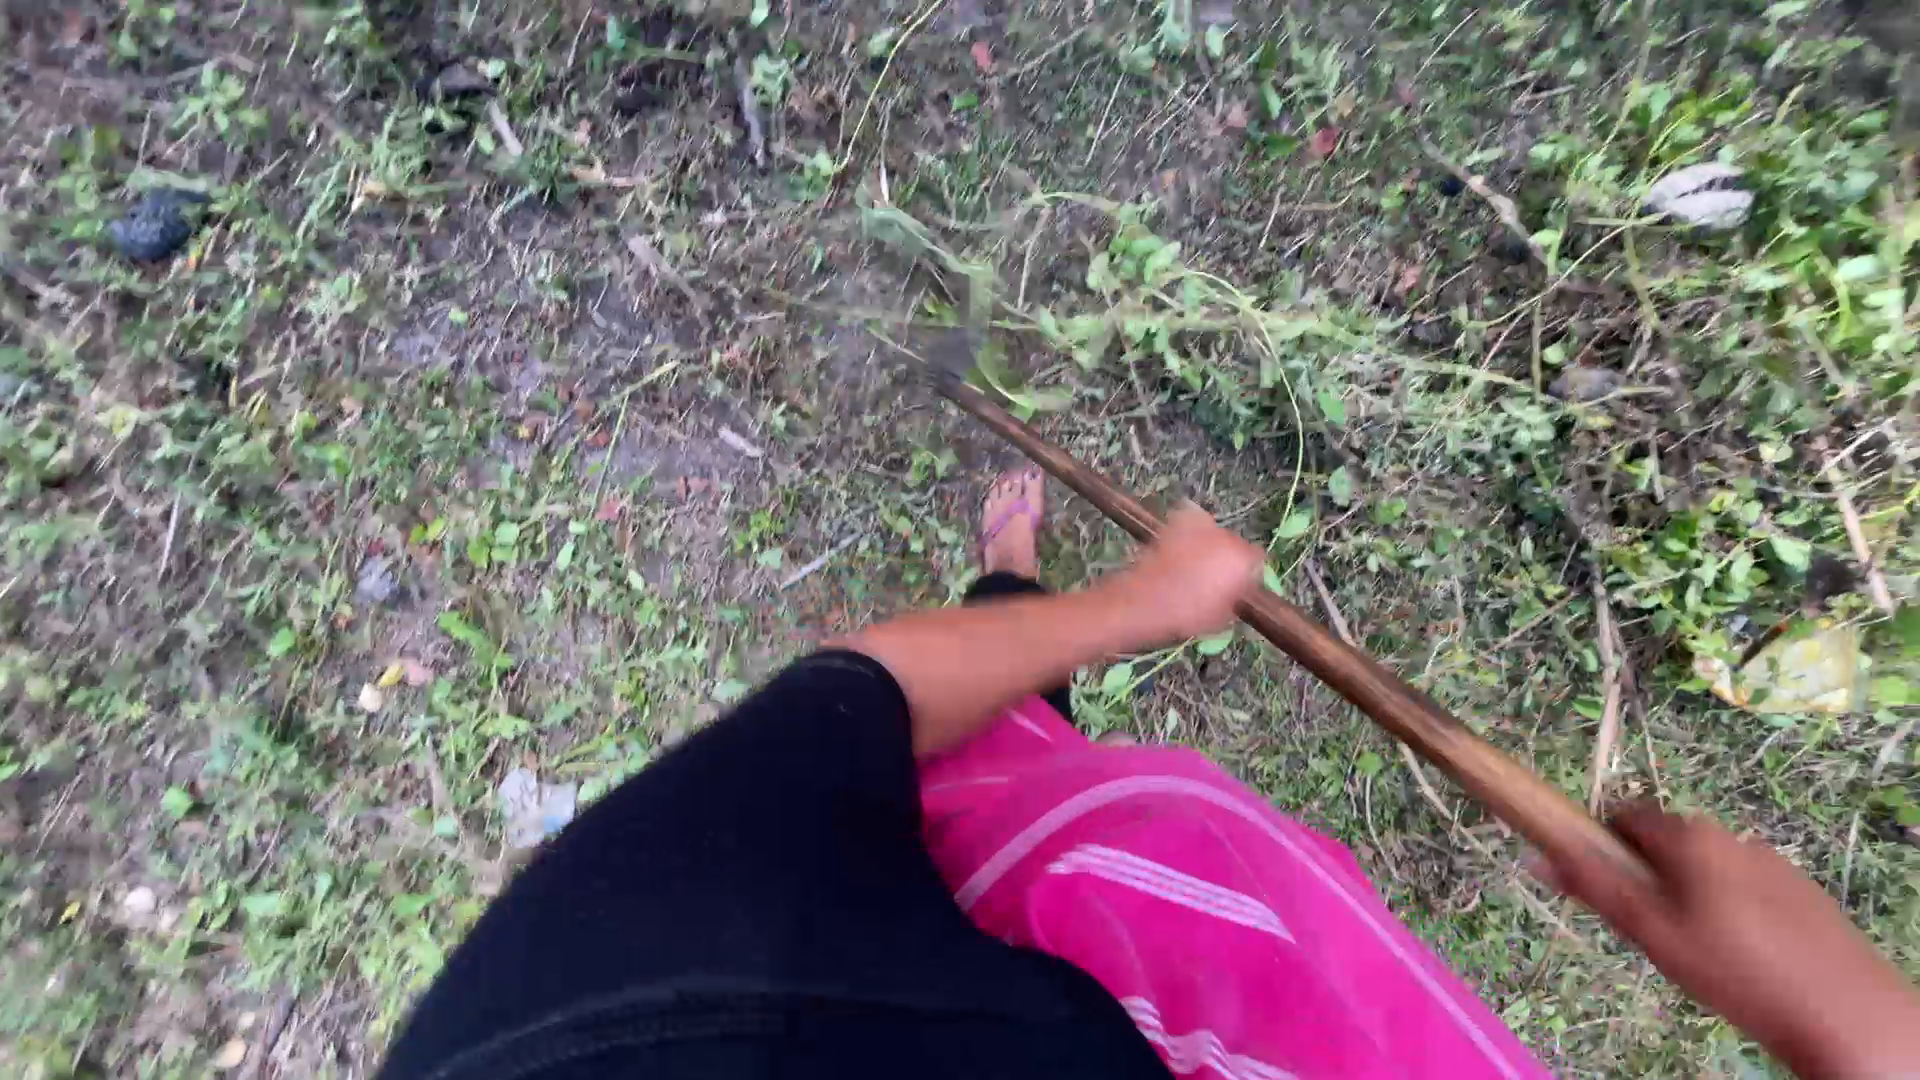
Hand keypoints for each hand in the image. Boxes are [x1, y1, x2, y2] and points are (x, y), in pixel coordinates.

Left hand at [1105, 503, 1265, 643]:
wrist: (1145, 601)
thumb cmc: (1187, 615)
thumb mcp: (1223, 619)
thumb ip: (1236, 600)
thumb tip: (1236, 593)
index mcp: (1244, 559)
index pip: (1257, 561)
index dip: (1247, 575)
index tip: (1237, 587)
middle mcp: (1227, 537)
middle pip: (1234, 544)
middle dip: (1227, 558)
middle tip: (1214, 577)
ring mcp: (1200, 526)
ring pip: (1213, 534)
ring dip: (1208, 545)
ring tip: (1193, 565)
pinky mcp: (1176, 522)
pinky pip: (1189, 524)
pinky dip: (1187, 534)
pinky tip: (1179, 550)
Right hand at [1543, 802, 1919, 1077]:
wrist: (1859, 1026)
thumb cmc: (1737, 972)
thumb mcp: (1649, 932)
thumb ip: (1590, 886)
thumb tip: (1532, 856)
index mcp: (1690, 836)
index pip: (1623, 816)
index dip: (1606, 847)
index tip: (1611, 886)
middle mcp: (1731, 836)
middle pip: (1666, 841)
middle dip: (1650, 872)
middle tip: (1652, 922)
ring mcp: (1776, 864)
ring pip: (1708, 865)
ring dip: (1692, 889)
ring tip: (1702, 943)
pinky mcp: (1809, 895)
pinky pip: (1749, 885)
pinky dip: (1736, 906)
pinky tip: (1746, 951)